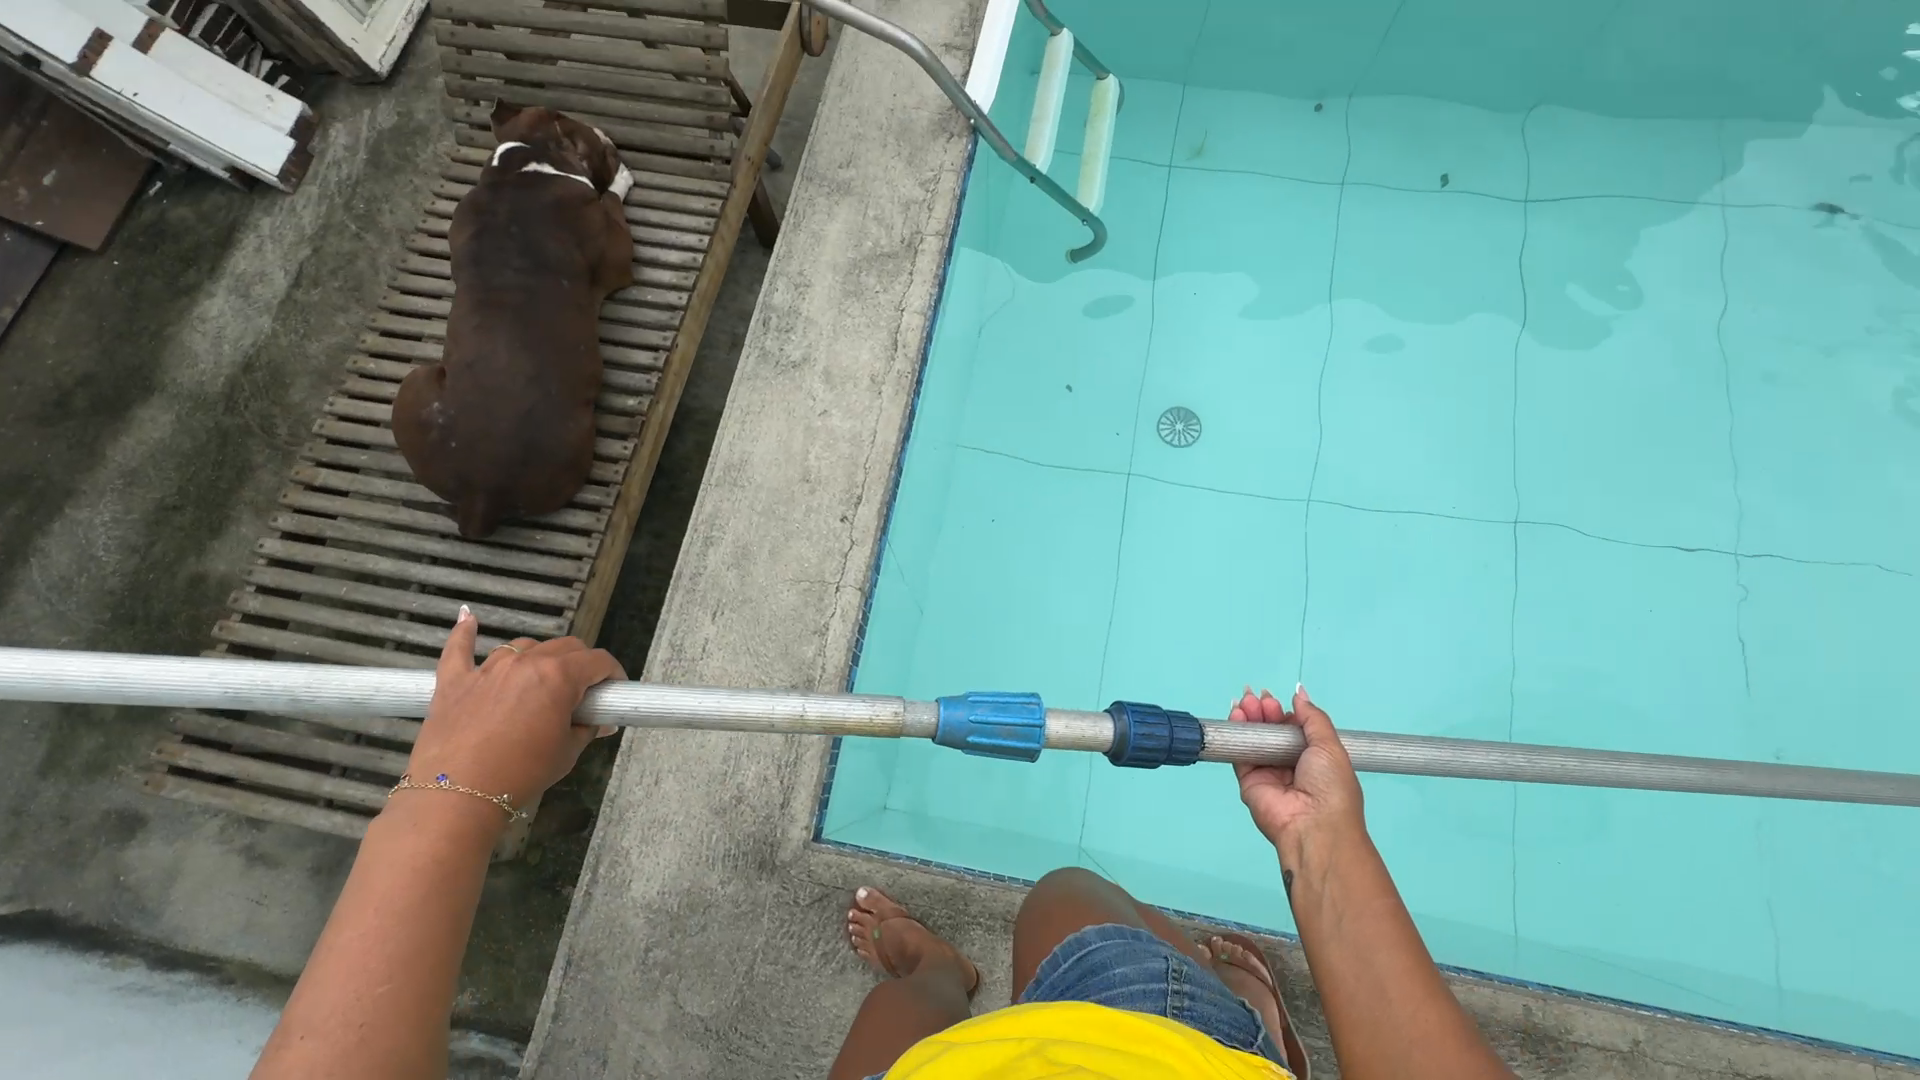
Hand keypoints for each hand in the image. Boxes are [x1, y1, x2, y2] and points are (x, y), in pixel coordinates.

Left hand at [403, 608, 626, 814]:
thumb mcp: (567, 753)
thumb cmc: (520, 774)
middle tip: (584, 690)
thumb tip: (597, 722)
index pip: (598, 660)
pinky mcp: (454, 682)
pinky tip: (468, 617)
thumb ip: (586, 728)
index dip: (613, 673)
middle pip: (564, 647)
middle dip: (581, 663)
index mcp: (558, 676)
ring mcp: (487, 669)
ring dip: (539, 657)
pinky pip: (458, 649)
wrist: (455, 796)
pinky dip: (464, 632)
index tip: (615, 688)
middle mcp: (524, 662)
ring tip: (543, 678)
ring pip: (523, 647)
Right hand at [1231, 684, 1364, 865]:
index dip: (1283, 712)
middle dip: (1263, 711)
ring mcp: (1268, 772)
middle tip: (1257, 697)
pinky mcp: (1249, 780)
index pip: (1293, 728)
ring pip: (1254, 739)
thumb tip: (1299, 692)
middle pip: (1271, 731)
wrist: (1314, 826)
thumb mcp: (1330, 746)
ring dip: (1249, 718)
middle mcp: (1290, 764)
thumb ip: (1312, 718)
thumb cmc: (1330, 785)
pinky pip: (1240, 754)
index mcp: (1315, 758)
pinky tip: (1235, 716)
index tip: (1274, 698)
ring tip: (1246, 701)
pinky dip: (1236, 734)